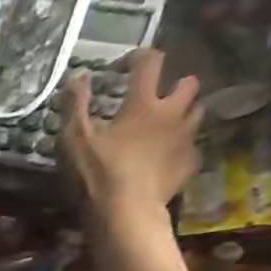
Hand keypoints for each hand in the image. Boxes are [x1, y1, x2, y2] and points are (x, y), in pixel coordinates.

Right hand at [61, 48, 204, 208]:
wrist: (126, 213)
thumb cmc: (97, 174)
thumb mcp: (74, 139)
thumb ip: (75, 104)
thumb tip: (78, 76)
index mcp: (144, 103)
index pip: (150, 61)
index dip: (137, 57)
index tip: (122, 68)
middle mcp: (172, 114)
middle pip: (188, 83)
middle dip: (175, 85)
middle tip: (156, 99)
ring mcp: (185, 139)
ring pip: (197, 112)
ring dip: (184, 114)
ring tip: (165, 127)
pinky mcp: (190, 165)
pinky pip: (193, 148)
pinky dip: (182, 148)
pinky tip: (167, 158)